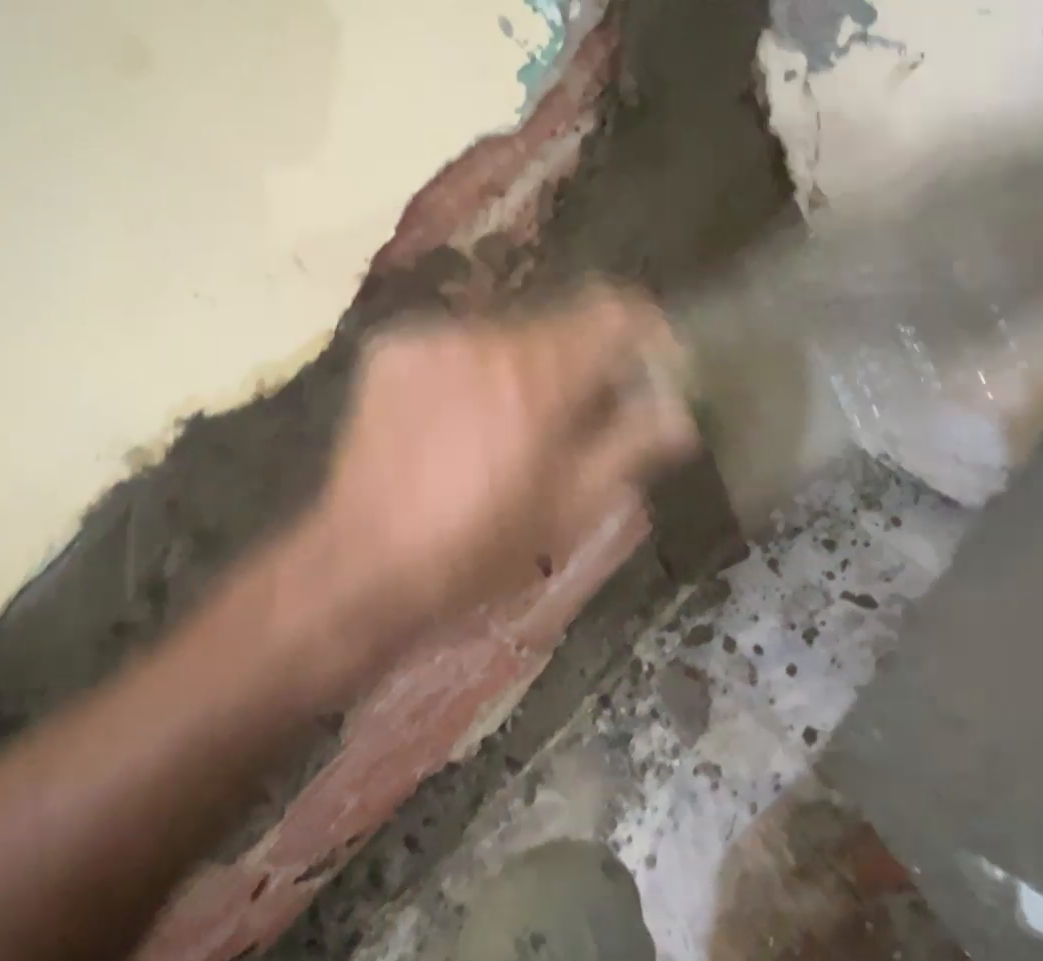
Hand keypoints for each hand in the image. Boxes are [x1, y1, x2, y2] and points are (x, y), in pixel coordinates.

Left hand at [228, 287, 697, 685]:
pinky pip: (460, 347)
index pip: (614, 311)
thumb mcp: (570, 511)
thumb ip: (631, 446)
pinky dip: (481, 375)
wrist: (361, 567)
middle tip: (588, 419)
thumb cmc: (477, 553)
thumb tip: (680, 409)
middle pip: (561, 323)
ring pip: (509, 335)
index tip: (656, 371)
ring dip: (532, 370)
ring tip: (521, 432)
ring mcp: (429, 339)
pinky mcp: (392, 352)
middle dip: (586, 364)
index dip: (648, 333)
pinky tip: (467, 428)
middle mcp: (483, 338)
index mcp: (536, 377)